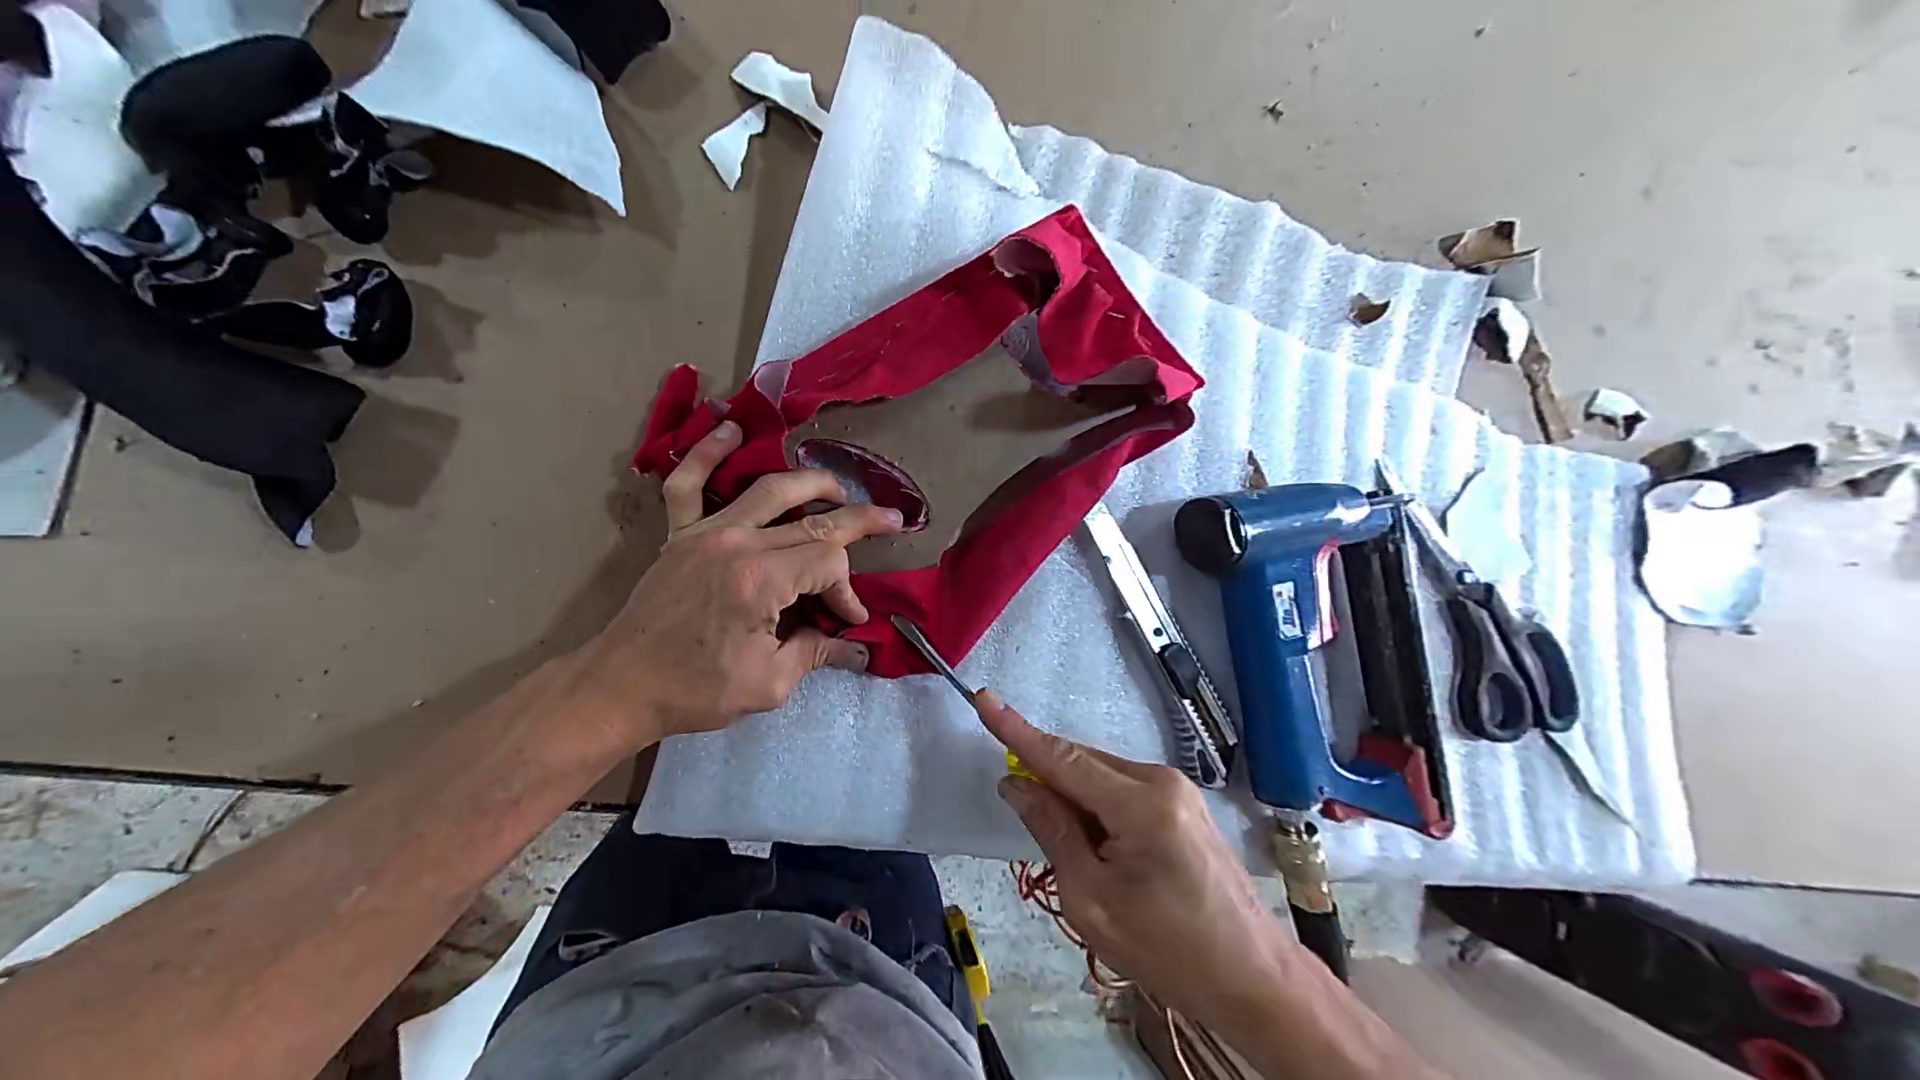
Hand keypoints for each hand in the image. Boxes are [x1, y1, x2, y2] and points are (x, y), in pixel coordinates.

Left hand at [571, 421, 903, 744]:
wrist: (620, 686)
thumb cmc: (696, 690)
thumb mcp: (768, 684)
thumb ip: (816, 653)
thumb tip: (858, 649)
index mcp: (761, 582)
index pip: (827, 565)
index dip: (846, 591)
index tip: (847, 621)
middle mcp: (737, 545)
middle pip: (812, 521)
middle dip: (858, 522)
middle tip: (891, 519)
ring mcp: (705, 533)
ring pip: (768, 489)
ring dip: (811, 482)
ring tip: (839, 488)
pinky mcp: (679, 534)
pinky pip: (688, 483)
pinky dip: (706, 453)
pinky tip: (729, 429)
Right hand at [974, 691, 1300, 1026]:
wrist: (1251, 978)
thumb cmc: (1168, 951)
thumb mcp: (1090, 900)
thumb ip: (1052, 831)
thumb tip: (1017, 785)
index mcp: (1140, 804)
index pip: (1062, 757)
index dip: (1016, 730)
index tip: (984, 699)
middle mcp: (1160, 780)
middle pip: (1082, 763)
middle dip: (1047, 782)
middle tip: (1033, 826)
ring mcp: (1176, 789)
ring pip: (1101, 775)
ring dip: (1074, 800)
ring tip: (1080, 859)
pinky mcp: (1182, 802)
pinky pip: (1121, 788)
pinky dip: (1097, 807)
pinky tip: (1103, 850)